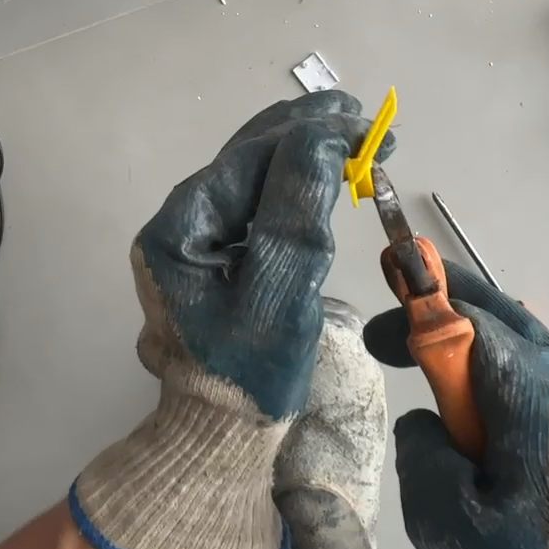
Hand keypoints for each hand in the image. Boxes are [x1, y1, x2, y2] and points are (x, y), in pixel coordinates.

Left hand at [132, 90, 392, 418]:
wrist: (218, 432)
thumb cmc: (250, 378)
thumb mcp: (279, 302)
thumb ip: (296, 217)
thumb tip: (321, 140)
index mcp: (182, 228)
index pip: (253, 159)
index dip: (313, 134)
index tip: (368, 128)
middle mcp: (180, 217)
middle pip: (248, 154)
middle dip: (308, 129)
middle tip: (363, 116)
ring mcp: (193, 229)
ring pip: (252, 168)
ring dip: (302, 144)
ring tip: (349, 126)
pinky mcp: (212, 243)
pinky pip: (254, 194)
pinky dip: (292, 173)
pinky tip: (321, 162)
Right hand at [365, 263, 548, 548]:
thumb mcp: (451, 521)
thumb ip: (423, 453)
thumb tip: (427, 423)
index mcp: (533, 403)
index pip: (476, 323)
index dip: (425, 309)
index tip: (383, 329)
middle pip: (511, 324)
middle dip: (456, 305)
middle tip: (409, 308)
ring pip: (533, 358)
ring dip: (482, 342)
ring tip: (439, 357)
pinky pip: (545, 394)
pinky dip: (506, 379)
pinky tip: (485, 409)